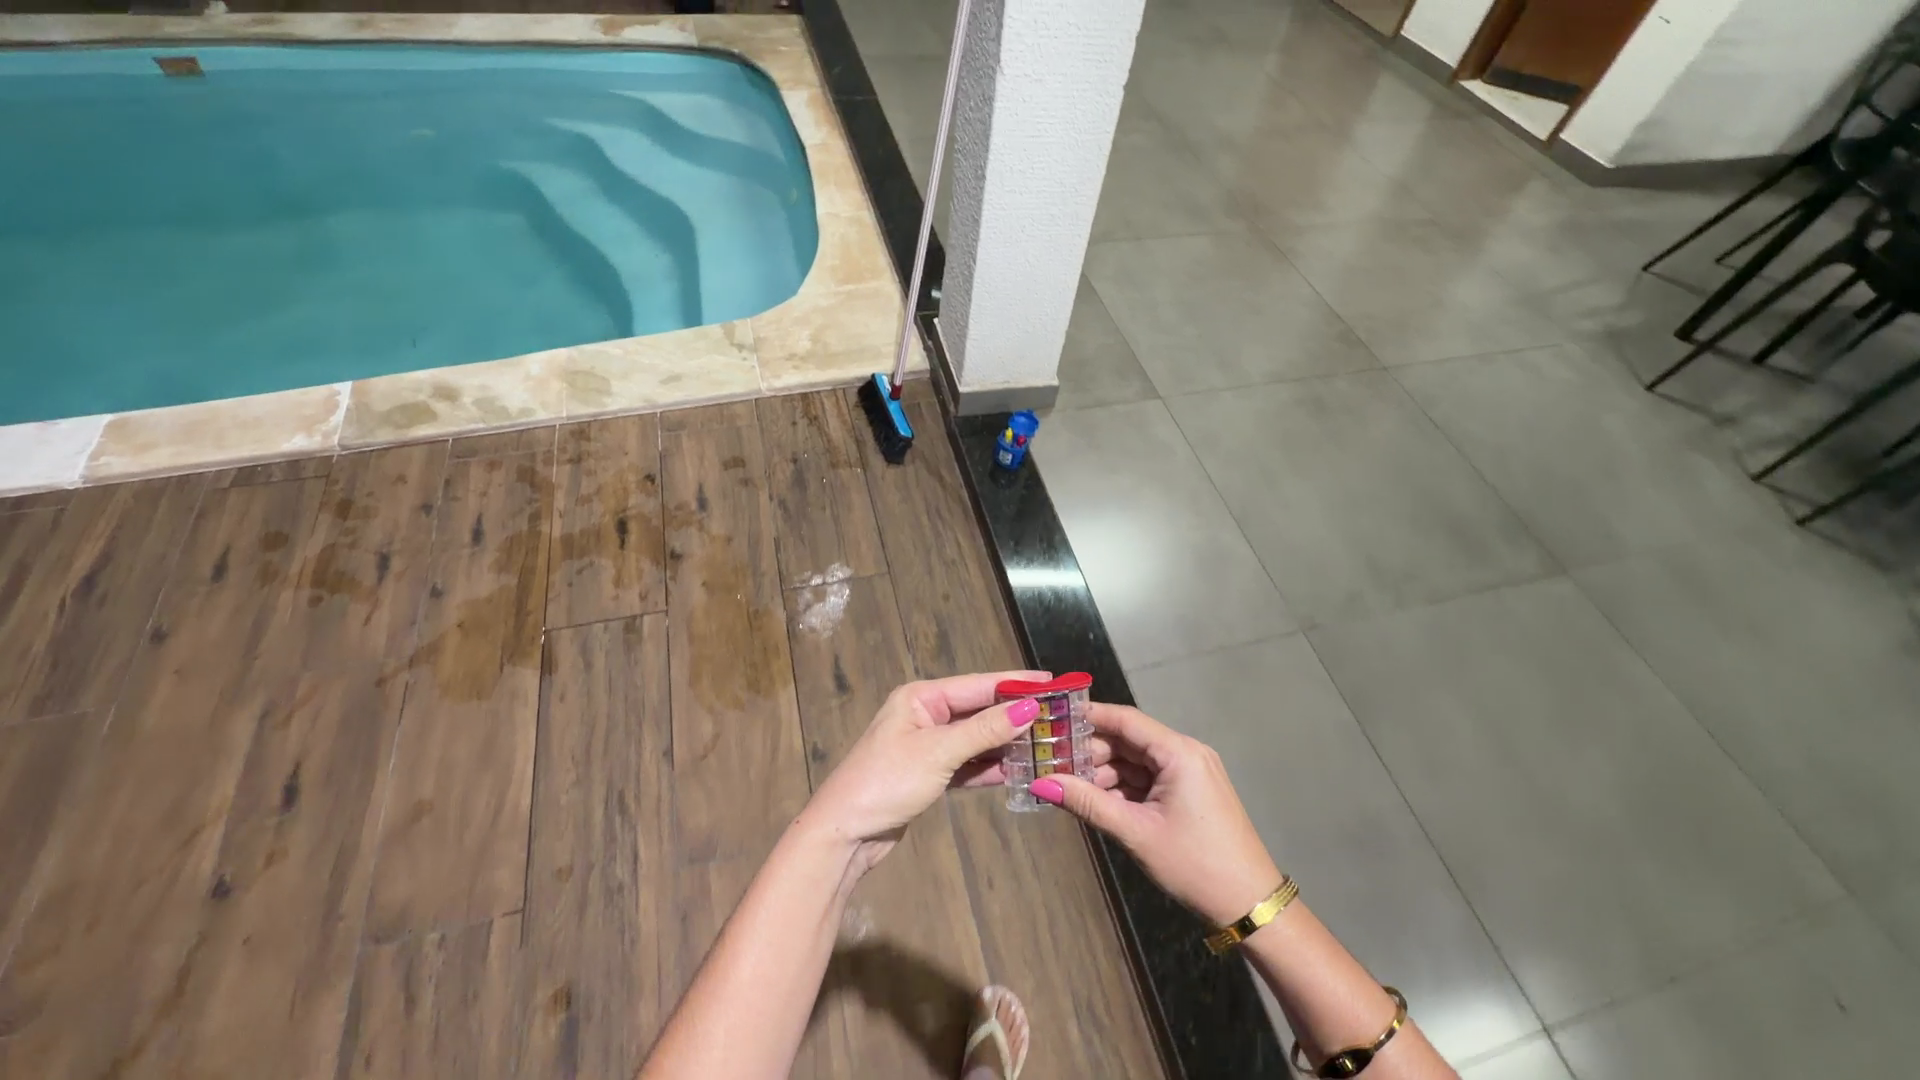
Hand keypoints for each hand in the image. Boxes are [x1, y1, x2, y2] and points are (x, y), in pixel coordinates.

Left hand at [799, 671, 1096, 873]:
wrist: (844, 834)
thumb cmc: (886, 783)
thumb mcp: (938, 752)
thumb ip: (984, 730)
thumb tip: (1030, 706)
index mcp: (921, 697)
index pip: (979, 685)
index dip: (1017, 684)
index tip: (1055, 683)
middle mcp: (925, 715)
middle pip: (980, 711)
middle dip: (1017, 716)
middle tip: (1060, 719)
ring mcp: (928, 746)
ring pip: (978, 740)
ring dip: (1008, 744)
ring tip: (1049, 745)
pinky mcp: (931, 775)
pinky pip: (970, 765)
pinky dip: (992, 768)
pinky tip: (1021, 771)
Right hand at [1031, 702, 1280, 925]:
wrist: (1249, 904)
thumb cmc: (1194, 864)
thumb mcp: (1136, 832)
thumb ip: (1087, 803)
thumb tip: (1040, 784)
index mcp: (1179, 752)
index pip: (1125, 719)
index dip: (1088, 717)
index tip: (1052, 719)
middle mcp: (1185, 753)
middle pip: (1128, 740)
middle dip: (1091, 752)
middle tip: (1051, 763)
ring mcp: (1189, 773)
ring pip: (1135, 762)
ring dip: (1104, 773)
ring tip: (1067, 787)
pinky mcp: (1189, 793)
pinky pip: (1147, 780)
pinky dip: (1122, 788)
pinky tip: (1096, 801)